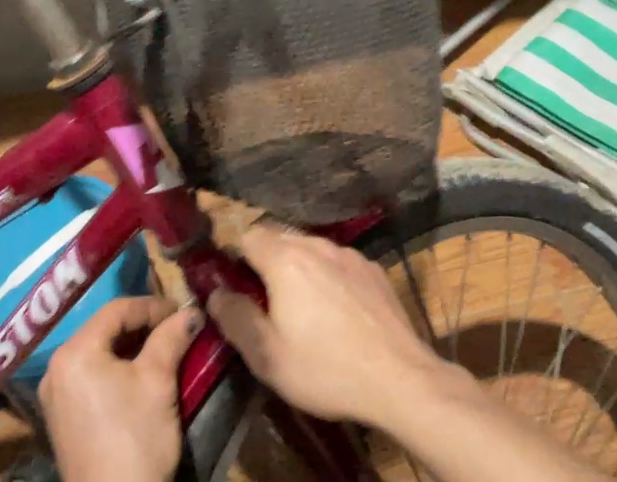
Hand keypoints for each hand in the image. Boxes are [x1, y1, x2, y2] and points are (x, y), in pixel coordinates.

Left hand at [41, 296, 203, 481]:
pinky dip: (116, 371)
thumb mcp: (158, 382)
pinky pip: (90, 378)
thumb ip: (172, 337)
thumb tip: (191, 312)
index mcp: (74, 352)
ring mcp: (55, 396)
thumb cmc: (136, 438)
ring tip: (163, 351)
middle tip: (175, 330)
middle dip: (142, 327)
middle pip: (104, 330)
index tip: (182, 312)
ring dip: (131, 349)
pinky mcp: (62, 419)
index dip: (152, 306)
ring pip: (98, 354)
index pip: (116, 310)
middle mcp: (56, 367)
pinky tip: (140, 379)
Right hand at [207, 227, 464, 429]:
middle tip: (265, 302)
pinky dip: (328, 276)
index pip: (247, 236)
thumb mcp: (267, 357)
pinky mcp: (373, 270)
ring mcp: (350, 255)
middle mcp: (317, 245)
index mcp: (285, 260)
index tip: (235, 286)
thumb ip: (235, 318)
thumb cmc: (326, 370)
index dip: (235, 258)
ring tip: (302, 308)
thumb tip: (215, 293)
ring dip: (298, 268)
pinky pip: (337, 262)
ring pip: (310, 248)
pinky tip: (336, 311)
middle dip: (265, 262)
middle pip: (279, 238)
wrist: (401, 380)